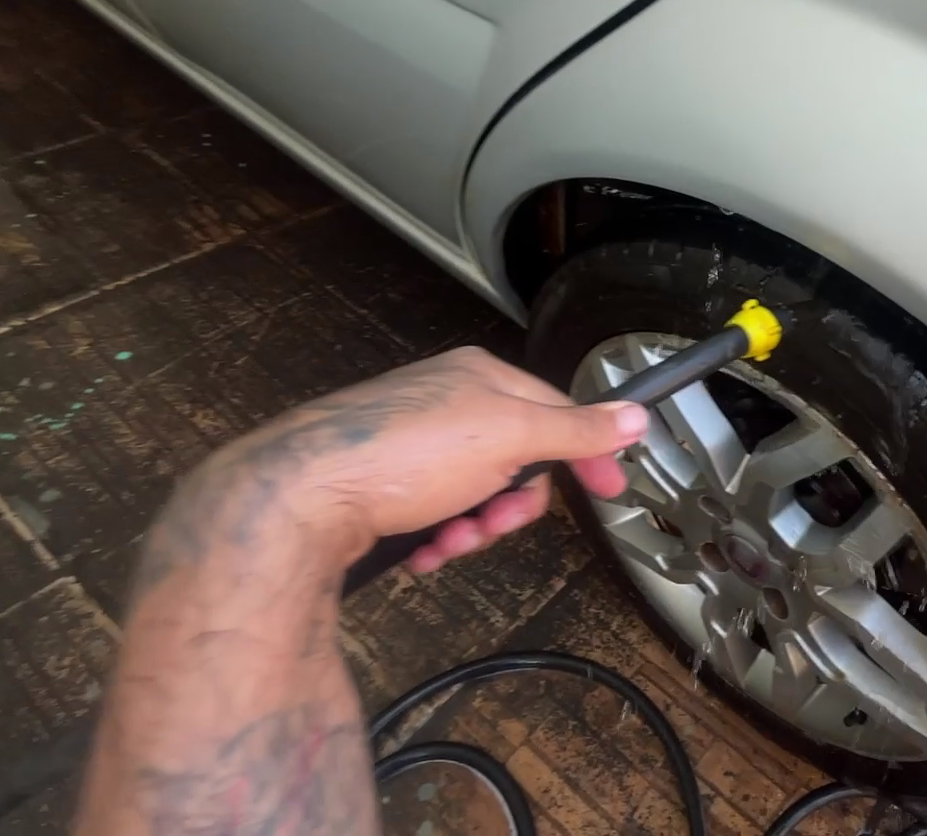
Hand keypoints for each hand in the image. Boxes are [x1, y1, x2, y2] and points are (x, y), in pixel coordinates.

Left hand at [187, 346, 647, 574]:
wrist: (292, 501)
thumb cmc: (402, 454)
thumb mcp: (510, 438)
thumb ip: (577, 430)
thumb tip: (635, 416)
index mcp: (480, 376)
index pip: (557, 411)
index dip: (586, 452)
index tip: (611, 487)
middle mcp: (446, 402)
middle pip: (518, 458)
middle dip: (513, 501)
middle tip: (498, 522)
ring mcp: (410, 442)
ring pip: (478, 490)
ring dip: (475, 525)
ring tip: (450, 542)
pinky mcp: (380, 481)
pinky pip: (436, 509)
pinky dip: (439, 535)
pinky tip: (422, 549)